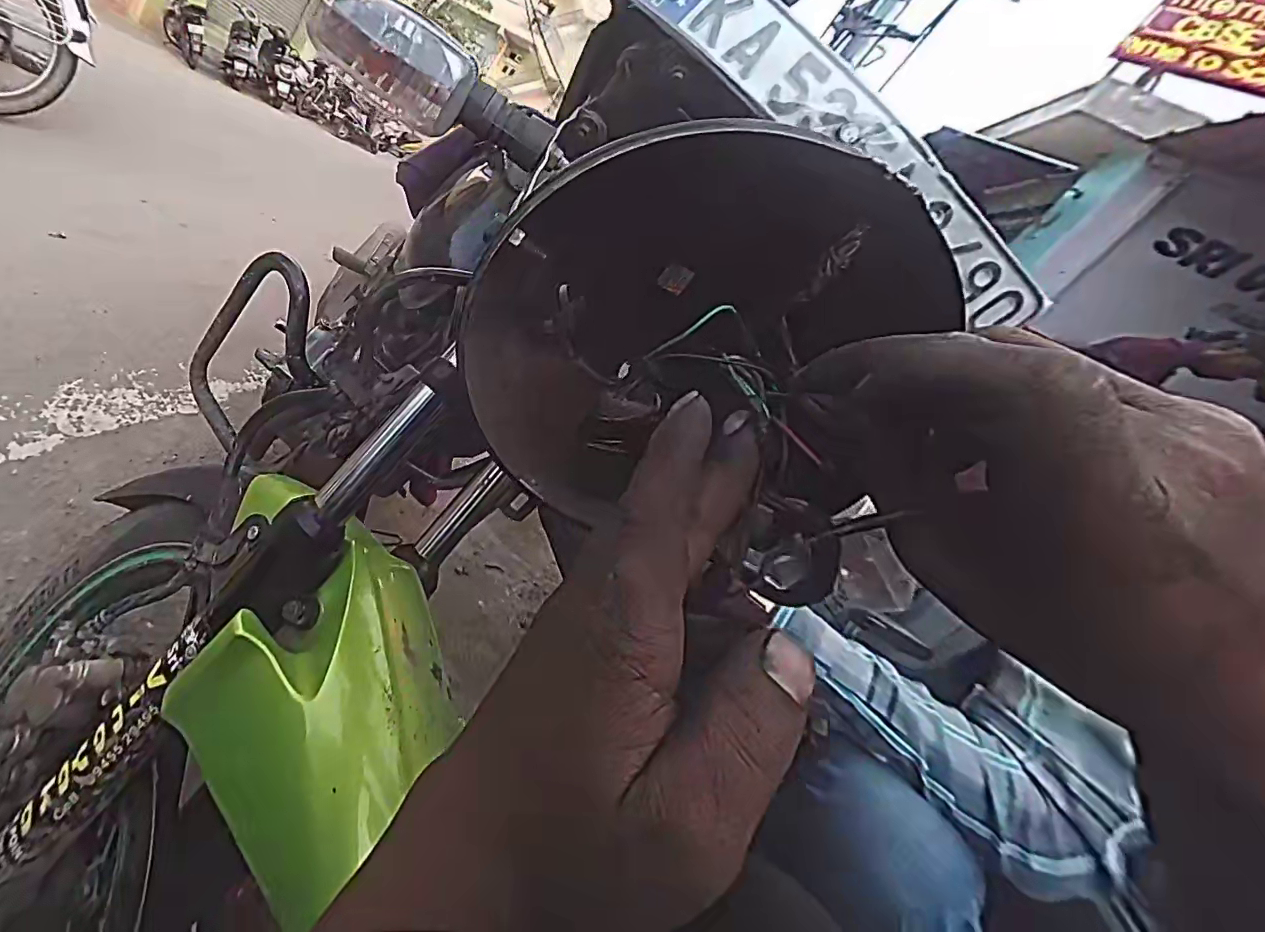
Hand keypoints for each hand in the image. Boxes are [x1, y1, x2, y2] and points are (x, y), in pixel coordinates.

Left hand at [320, 393, 815, 930]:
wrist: (475, 853)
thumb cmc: (574, 846)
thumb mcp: (686, 823)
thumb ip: (748, 735)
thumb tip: (789, 648)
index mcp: (624, 630)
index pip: (656, 521)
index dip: (683, 461)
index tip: (703, 410)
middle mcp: (595, 606)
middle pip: (655, 523)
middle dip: (700, 473)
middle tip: (742, 431)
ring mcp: (578, 620)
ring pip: (644, 548)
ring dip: (692, 513)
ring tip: (742, 490)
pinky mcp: (574, 641)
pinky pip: (634, 579)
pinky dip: (676, 559)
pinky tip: (709, 576)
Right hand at [796, 330, 1264, 756]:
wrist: (1243, 677)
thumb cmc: (1085, 642)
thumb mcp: (956, 569)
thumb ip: (895, 479)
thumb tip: (845, 414)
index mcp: (1112, 499)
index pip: (1006, 378)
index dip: (904, 365)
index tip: (834, 382)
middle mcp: (1167, 437)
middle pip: (1005, 353)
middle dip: (908, 369)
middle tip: (854, 400)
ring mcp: (1191, 414)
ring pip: (1031, 355)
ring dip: (949, 380)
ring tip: (916, 427)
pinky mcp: (1194, 407)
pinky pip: (1066, 372)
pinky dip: (999, 392)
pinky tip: (982, 436)